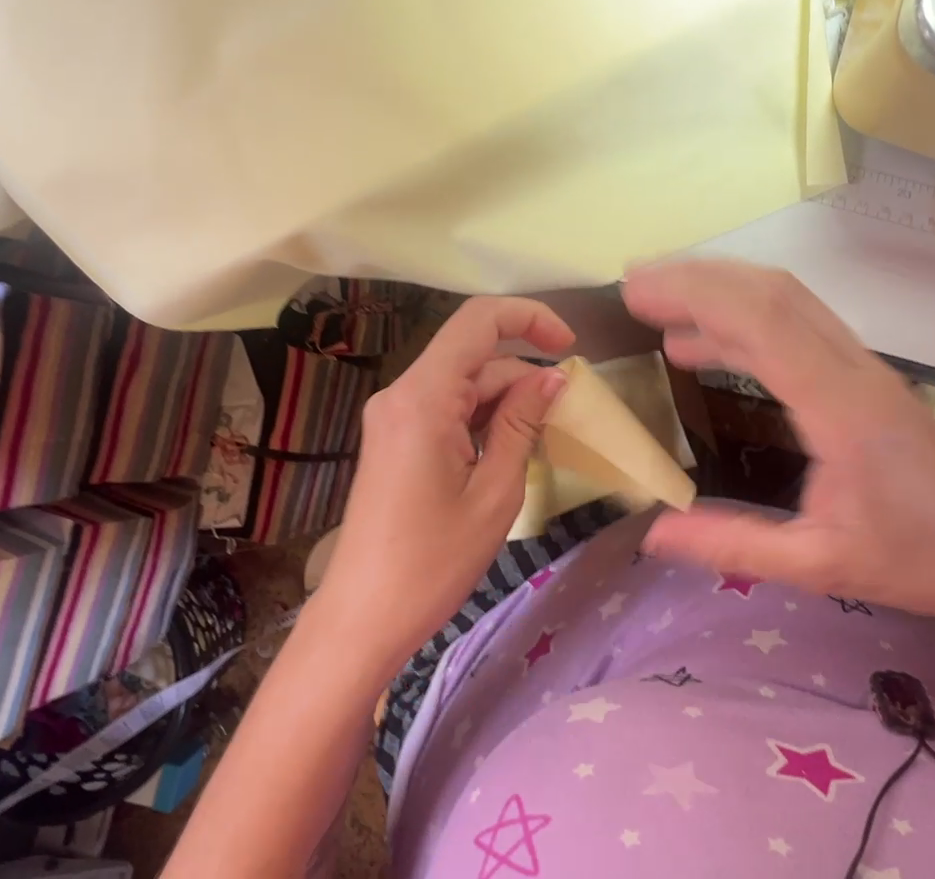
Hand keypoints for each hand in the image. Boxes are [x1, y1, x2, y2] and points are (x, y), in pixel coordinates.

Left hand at [317, 296, 573, 666]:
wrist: (364, 616)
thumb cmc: (434, 561)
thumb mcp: (495, 491)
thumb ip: (522, 423)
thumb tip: (553, 377)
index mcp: (422, 397)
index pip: (478, 321)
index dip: (530, 318)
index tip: (571, 346)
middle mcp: (401, 394)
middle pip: (473, 358)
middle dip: (524, 376)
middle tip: (565, 419)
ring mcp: (393, 417)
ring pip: (461, 385)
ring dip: (505, 402)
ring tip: (542, 442)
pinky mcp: (393, 440)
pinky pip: (445, 410)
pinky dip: (482, 420)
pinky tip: (508, 452)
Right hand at [623, 261, 934, 621]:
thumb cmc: (918, 558)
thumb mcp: (819, 566)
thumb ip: (733, 546)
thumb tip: (652, 534)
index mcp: (840, 407)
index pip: (760, 323)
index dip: (693, 295)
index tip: (636, 292)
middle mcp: (851, 369)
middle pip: (770, 293)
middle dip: (697, 277)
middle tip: (633, 284)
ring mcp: (860, 366)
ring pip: (786, 299)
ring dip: (720, 289)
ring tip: (656, 301)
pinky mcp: (861, 375)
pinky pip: (796, 324)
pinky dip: (743, 318)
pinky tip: (703, 345)